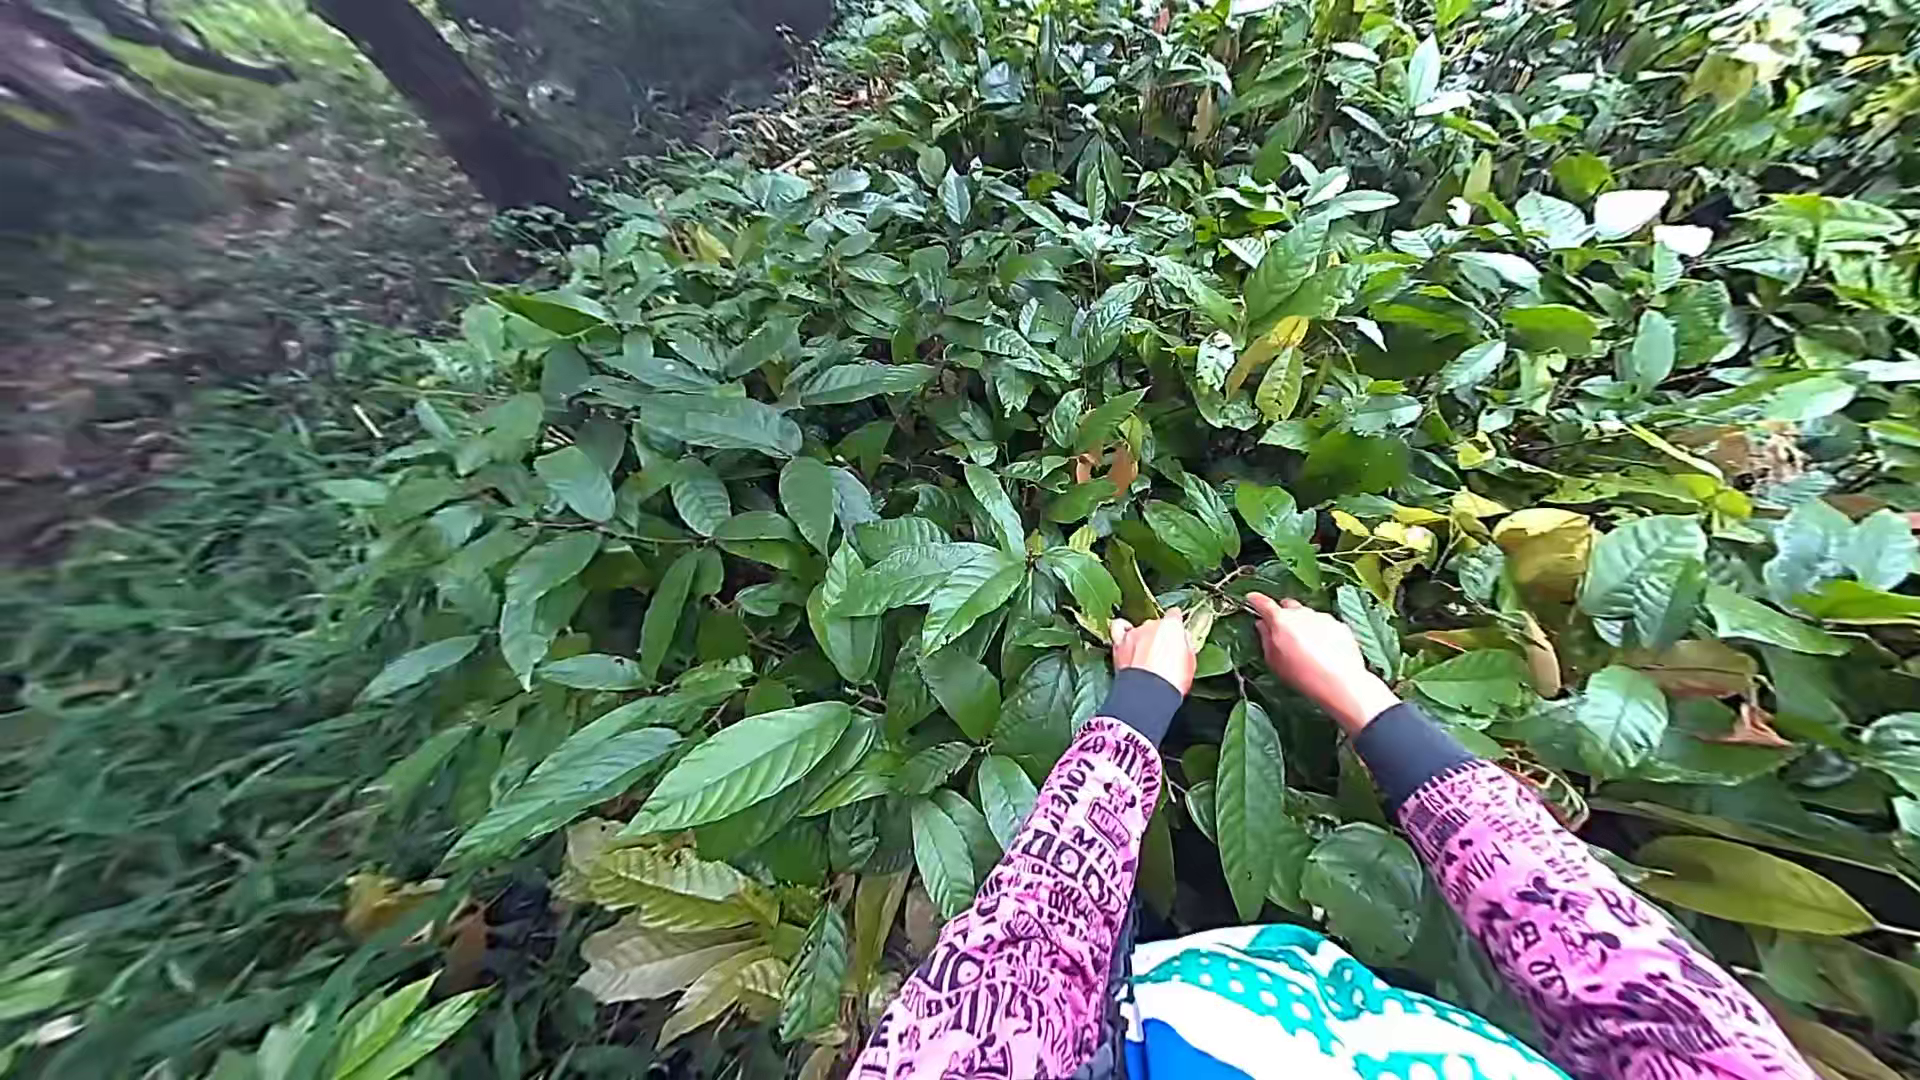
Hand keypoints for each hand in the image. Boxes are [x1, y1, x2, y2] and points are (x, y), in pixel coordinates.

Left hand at [1109, 609, 1195, 696]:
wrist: (1148, 693)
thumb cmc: (1172, 680)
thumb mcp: (1189, 662)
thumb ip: (1185, 646)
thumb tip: (1182, 640)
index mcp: (1171, 626)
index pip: (1174, 616)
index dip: (1176, 623)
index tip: (1178, 631)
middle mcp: (1150, 625)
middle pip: (1156, 624)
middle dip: (1160, 636)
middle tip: (1163, 654)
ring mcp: (1133, 633)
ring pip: (1139, 629)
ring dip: (1143, 638)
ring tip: (1146, 653)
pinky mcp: (1119, 643)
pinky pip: (1118, 628)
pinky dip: (1122, 630)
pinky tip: (1126, 638)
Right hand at [1246, 593, 1399, 734]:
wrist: (1341, 683)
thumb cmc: (1301, 674)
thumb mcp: (1273, 660)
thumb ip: (1265, 638)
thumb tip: (1262, 624)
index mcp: (1281, 620)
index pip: (1264, 603)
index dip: (1256, 600)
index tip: (1251, 598)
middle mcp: (1302, 613)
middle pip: (1288, 605)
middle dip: (1283, 613)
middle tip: (1282, 629)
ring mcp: (1323, 618)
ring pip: (1308, 614)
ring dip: (1303, 623)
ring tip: (1306, 644)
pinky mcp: (1340, 626)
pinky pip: (1325, 624)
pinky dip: (1321, 631)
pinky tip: (1323, 648)